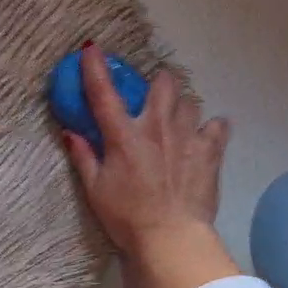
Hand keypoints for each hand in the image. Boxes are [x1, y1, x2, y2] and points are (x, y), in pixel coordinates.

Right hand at [64, 45, 241, 287]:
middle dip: (158, 86)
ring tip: (178, 125)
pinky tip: (203, 141)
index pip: (104, 95)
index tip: (90, 49)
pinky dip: (210, 130)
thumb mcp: (95, 191)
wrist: (169, 238)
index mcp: (125, 137)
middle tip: (152, 102)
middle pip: (164, 83)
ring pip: (191, 101)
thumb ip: (84, 157)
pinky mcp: (211, 151)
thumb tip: (70, 133)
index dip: (95, 69)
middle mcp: (157, 127)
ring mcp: (188, 136)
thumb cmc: (126, 218)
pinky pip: (217, 126)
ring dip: (182, 108)